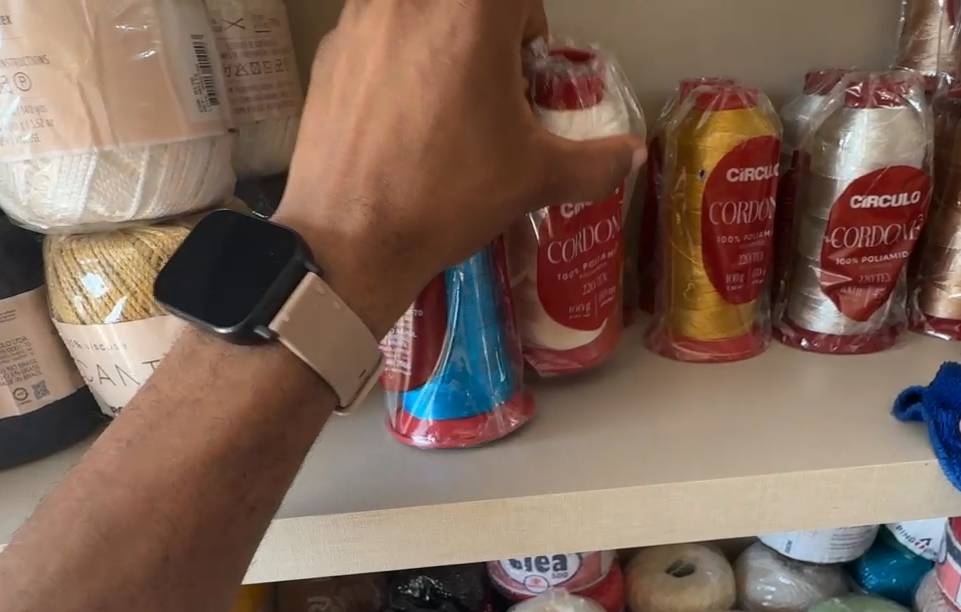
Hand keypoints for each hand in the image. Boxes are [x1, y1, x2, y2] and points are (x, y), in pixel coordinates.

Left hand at [273, 0, 644, 334]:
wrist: (352, 240)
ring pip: (417, 14)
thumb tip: (632, 157)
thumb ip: (592, 163)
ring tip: (438, 120)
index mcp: (470, 9)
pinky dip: (394, 68)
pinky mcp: (328, 51)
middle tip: (483, 103)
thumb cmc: (449, 198)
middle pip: (465, 5)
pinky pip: (376, 40)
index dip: (528, 32)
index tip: (521, 79)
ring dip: (438, 49)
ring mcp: (360, 17)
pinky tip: (395, 129)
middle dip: (482, 41)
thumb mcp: (533, 181)